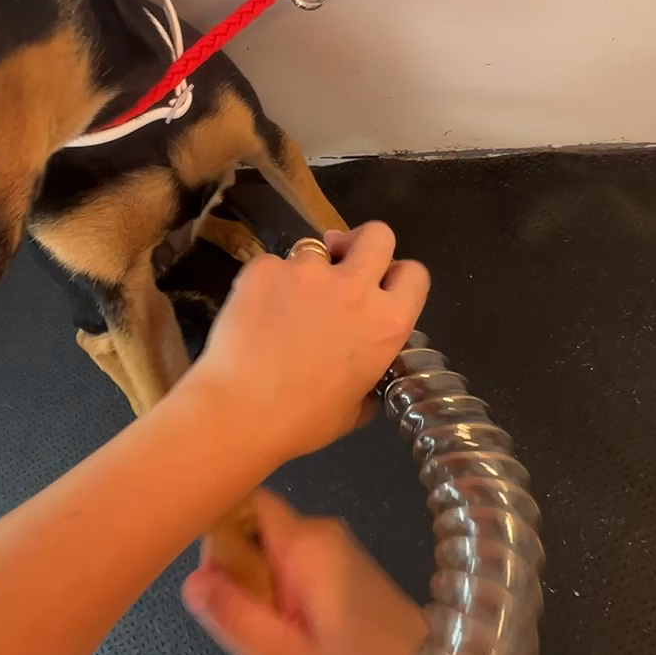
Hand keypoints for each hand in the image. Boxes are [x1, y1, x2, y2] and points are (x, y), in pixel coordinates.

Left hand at [182, 222, 428, 461]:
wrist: (241, 409)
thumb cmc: (302, 420)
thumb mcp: (357, 407)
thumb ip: (369, 375)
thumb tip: (364, 371)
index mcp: (387, 322)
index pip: (414, 273)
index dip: (398, 276)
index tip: (380, 284)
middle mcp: (354, 287)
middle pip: (377, 234)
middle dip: (362, 242)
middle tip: (344, 259)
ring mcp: (308, 271)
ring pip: (316, 249)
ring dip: (308, 269)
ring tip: (285, 303)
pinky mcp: (266, 266)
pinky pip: (274, 265)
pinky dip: (268, 282)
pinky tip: (254, 311)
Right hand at [183, 489, 427, 654]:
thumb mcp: (287, 651)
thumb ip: (236, 614)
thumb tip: (192, 582)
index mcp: (307, 540)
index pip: (245, 499)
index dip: (219, 528)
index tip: (211, 567)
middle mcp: (323, 532)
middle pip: (255, 528)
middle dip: (241, 568)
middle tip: (248, 612)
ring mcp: (337, 546)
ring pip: (274, 549)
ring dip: (263, 583)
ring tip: (277, 626)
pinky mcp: (346, 563)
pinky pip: (296, 562)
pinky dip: (286, 590)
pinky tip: (299, 626)